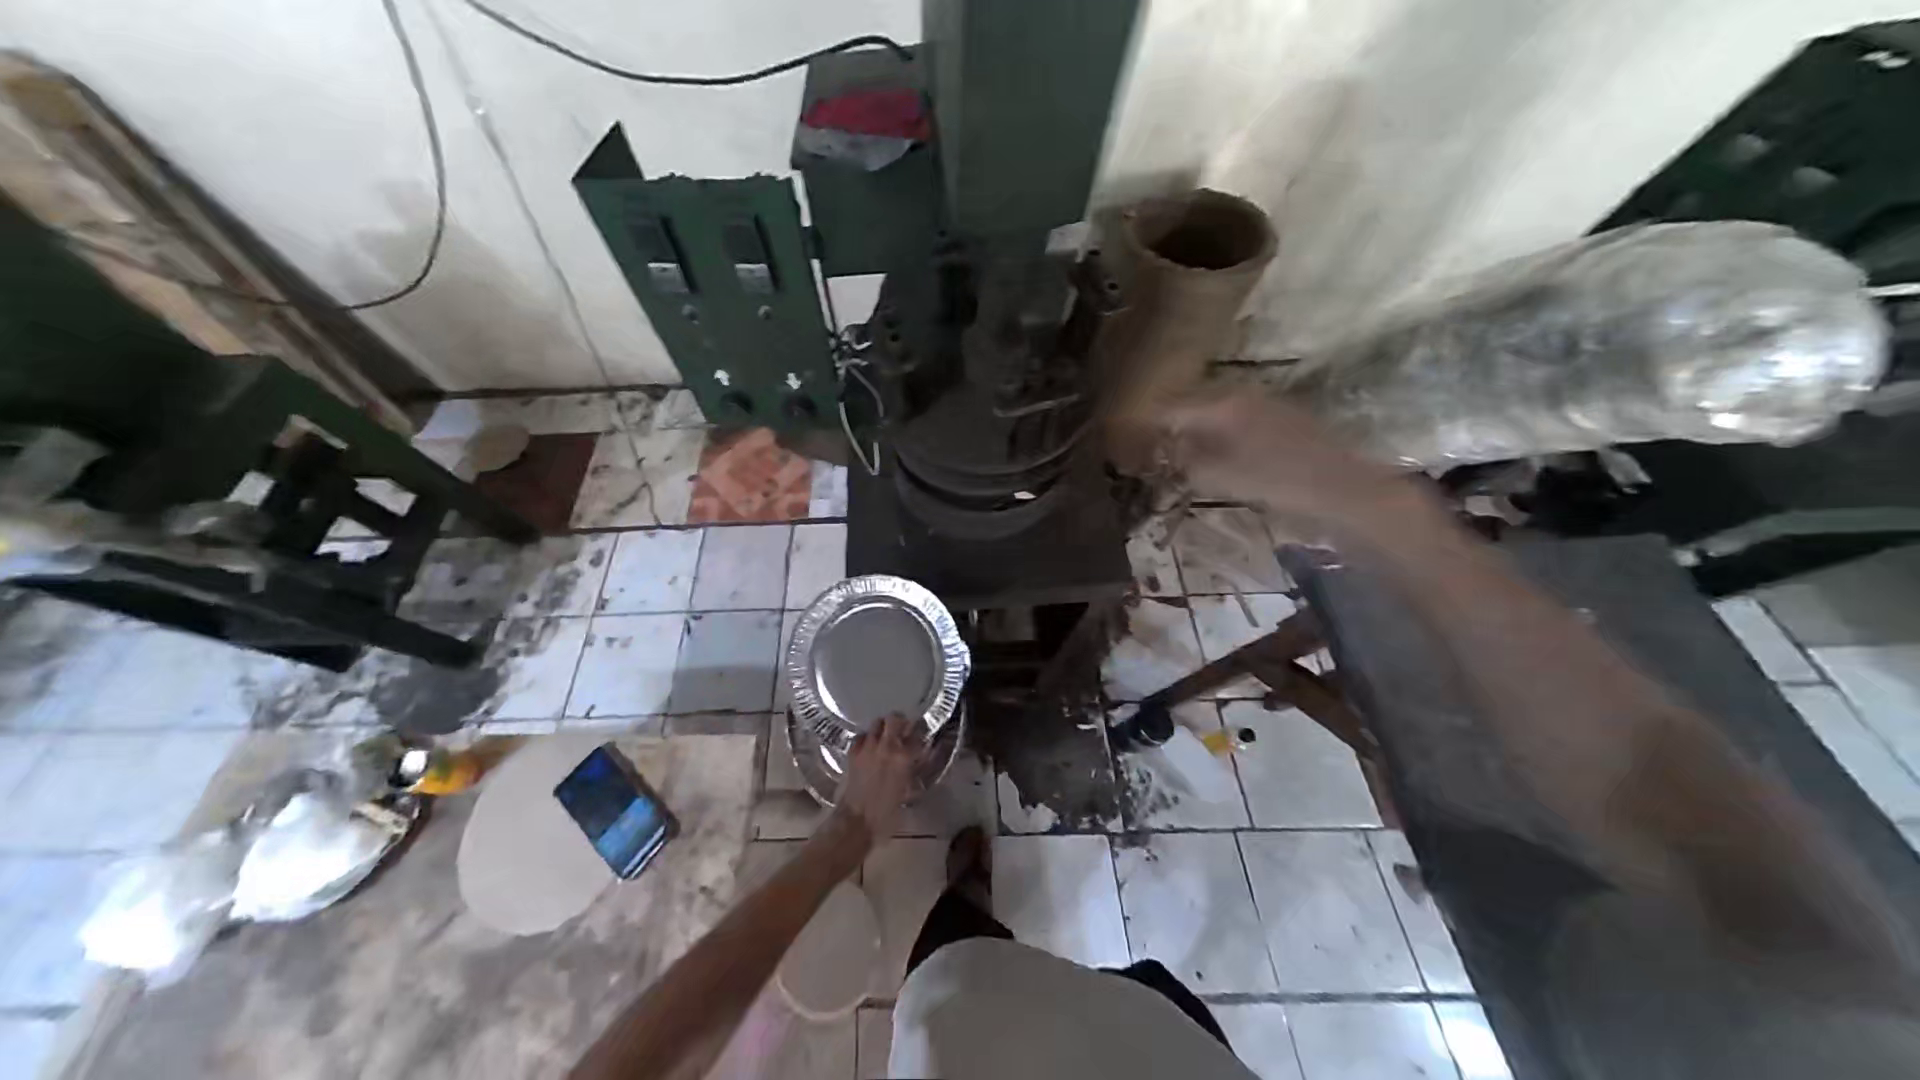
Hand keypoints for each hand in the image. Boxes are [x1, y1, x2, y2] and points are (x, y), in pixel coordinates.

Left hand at [826, 714, 919, 850]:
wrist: (858, 819)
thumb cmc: (887, 811)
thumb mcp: (907, 790)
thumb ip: (913, 770)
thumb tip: (916, 759)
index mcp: (904, 757)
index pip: (916, 734)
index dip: (919, 734)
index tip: (919, 737)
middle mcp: (886, 746)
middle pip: (894, 718)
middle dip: (899, 721)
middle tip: (901, 730)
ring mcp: (868, 747)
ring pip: (877, 723)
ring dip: (882, 727)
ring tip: (885, 737)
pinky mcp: (853, 752)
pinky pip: (862, 736)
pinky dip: (867, 738)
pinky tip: (869, 747)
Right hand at [1159, 391, 1433, 543]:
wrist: (1344, 485)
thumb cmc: (1276, 480)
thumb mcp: (1218, 476)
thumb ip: (1183, 462)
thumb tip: (1160, 453)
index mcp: (1220, 404)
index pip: (1167, 408)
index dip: (1142, 426)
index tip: (1125, 444)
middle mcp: (1238, 394)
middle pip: (1188, 405)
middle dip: (1165, 427)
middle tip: (1148, 453)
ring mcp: (1260, 402)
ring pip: (1210, 413)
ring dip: (1190, 432)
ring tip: (1175, 457)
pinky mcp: (1277, 416)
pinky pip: (1231, 420)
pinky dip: (1213, 435)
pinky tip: (1212, 456)